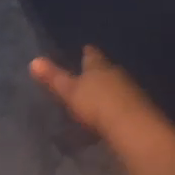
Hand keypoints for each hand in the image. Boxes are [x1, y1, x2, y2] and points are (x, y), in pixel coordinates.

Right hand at [29, 46, 161, 137]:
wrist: (133, 126)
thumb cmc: (96, 104)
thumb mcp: (69, 91)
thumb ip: (53, 77)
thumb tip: (33, 61)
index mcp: (99, 66)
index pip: (92, 55)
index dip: (88, 52)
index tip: (86, 48)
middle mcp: (117, 73)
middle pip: (107, 68)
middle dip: (99, 71)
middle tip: (91, 73)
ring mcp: (131, 91)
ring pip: (118, 85)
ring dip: (110, 90)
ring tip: (100, 96)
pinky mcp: (140, 109)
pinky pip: (125, 104)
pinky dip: (118, 107)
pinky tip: (113, 116)